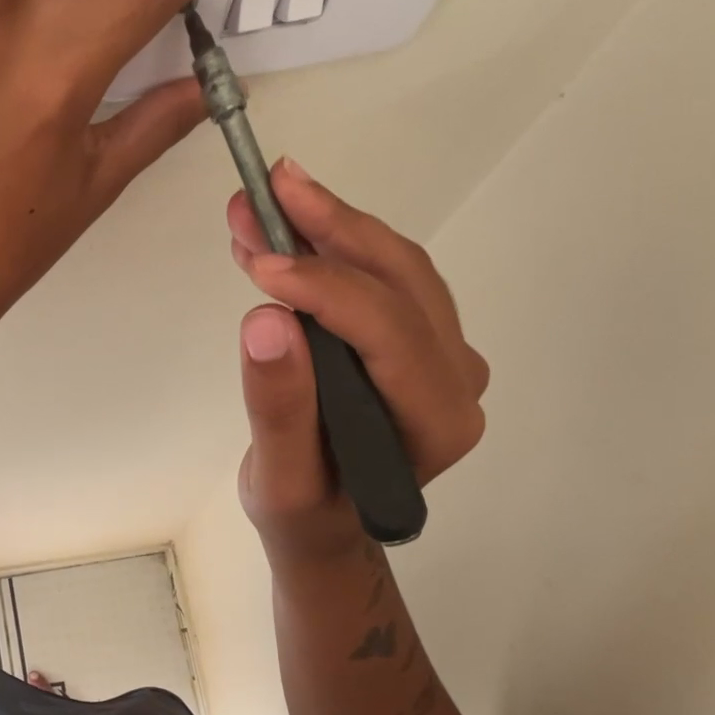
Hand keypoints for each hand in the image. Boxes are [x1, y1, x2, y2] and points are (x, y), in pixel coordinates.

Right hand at [229, 159, 489, 564]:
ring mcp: (441, 355)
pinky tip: (283, 232)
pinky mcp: (417, 341)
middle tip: (265, 189)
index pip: (387, 330)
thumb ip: (279, 407)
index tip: (258, 262)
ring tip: (262, 202)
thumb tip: (267, 319)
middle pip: (400, 279)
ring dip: (326, 226)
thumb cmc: (303, 514)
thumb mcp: (280, 479)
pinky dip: (329, 248)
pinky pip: (380, 279)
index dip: (324, 288)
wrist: (323, 525)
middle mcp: (456, 378)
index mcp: (438, 420)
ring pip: (393, 267)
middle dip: (328, 227)